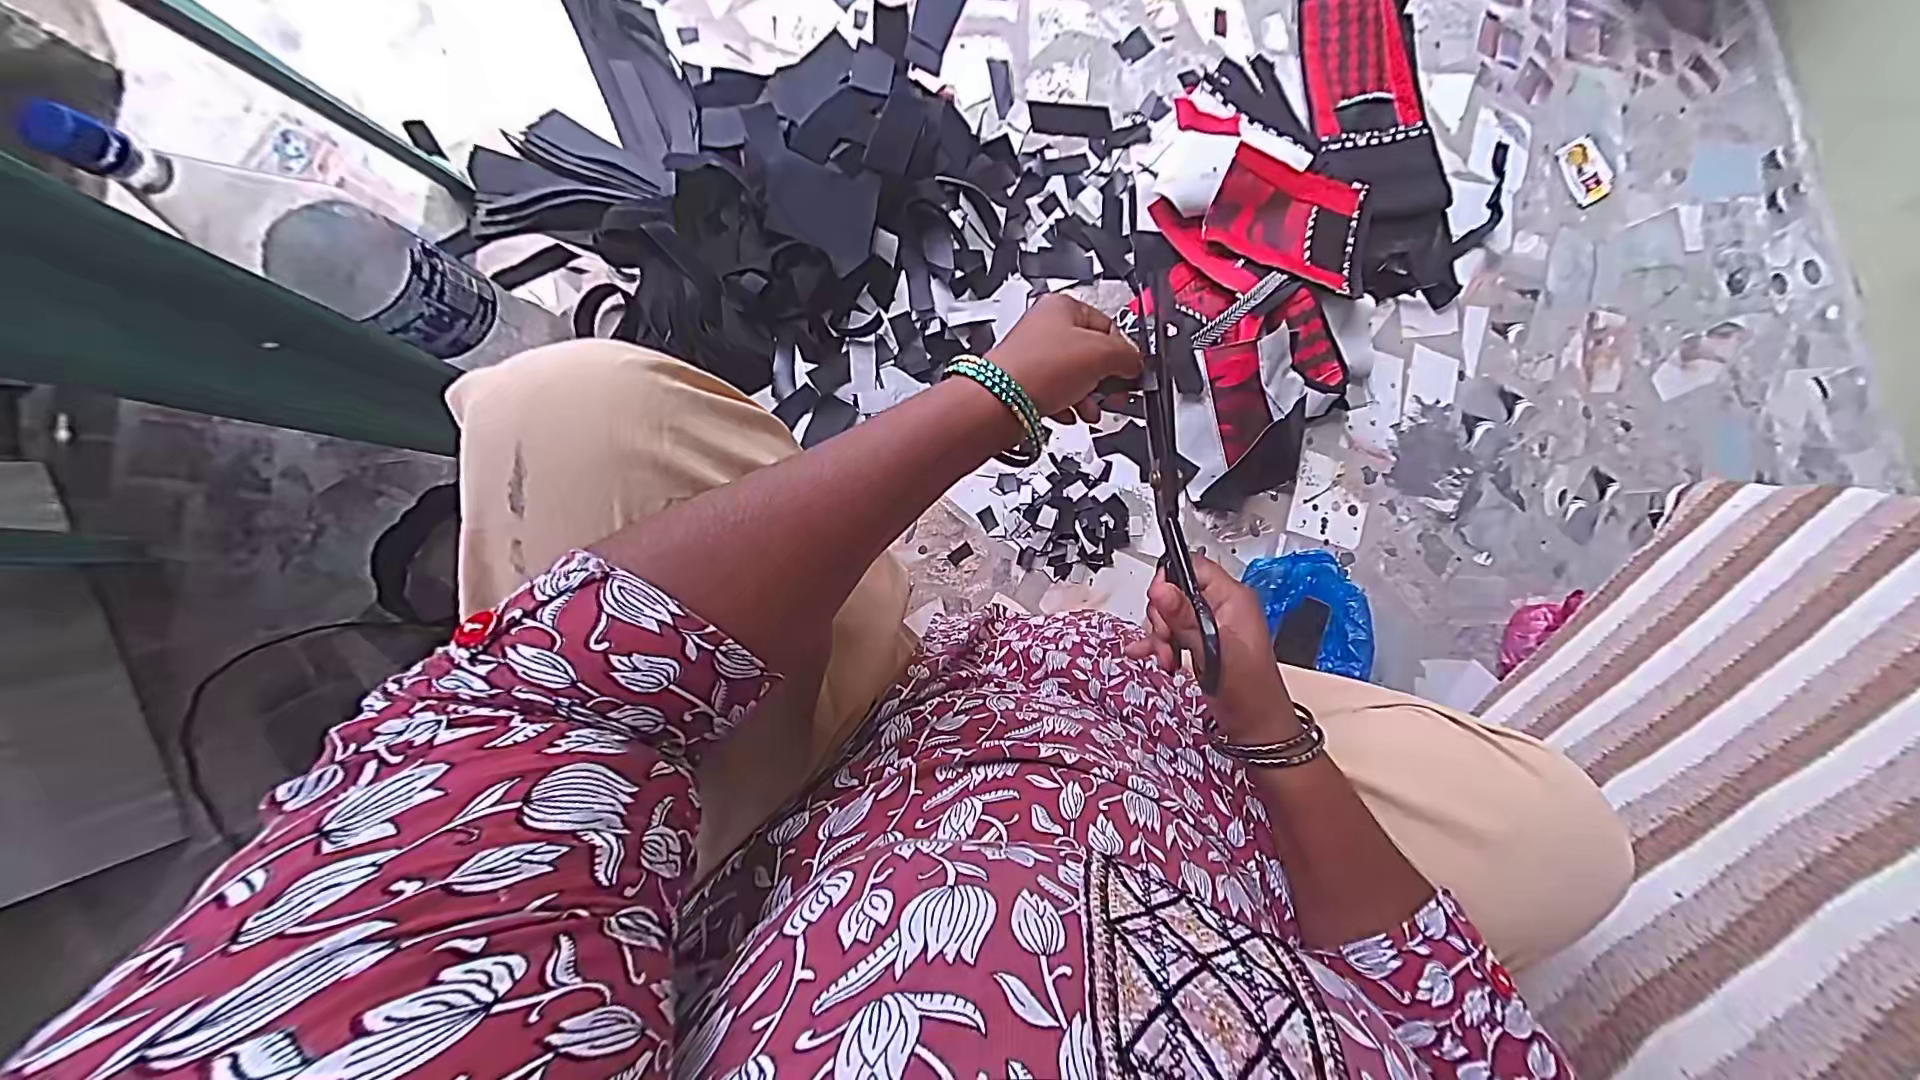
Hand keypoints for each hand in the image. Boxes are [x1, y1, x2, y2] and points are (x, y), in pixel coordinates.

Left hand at [987, 293, 1142, 420]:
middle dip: (1105, 379)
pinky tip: (1070, 414)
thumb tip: (1137, 364)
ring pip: (1073, 378)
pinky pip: (1055, 395)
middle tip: (1115, 394)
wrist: (1000, 403)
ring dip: (1088, 397)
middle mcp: (1044, 329)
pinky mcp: (1024, 386)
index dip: (1124, 352)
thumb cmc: (1037, 370)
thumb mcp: (1101, 355)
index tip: (1133, 372)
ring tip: (1091, 409)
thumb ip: (1128, 356)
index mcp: (1062, 307)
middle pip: (1090, 355)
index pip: (1108, 326)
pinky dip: (1068, 406)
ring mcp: (1033, 358)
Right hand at [1123, 554, 1299, 741]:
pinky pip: (1172, 630)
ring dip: (1159, 635)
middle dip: (1161, 617)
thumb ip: (1184, 618)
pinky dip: (1159, 643)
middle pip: (1175, 590)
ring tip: (1164, 657)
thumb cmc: (1248, 694)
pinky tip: (1150, 655)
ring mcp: (1212, 622)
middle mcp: (1222, 606)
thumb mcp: (1212, 652)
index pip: (1192, 566)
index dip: (1168, 582)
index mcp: (1233, 599)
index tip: (1159, 607)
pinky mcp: (1202, 638)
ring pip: (1169, 612)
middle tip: (1165, 640)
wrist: (1256, 729)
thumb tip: (1162, 588)